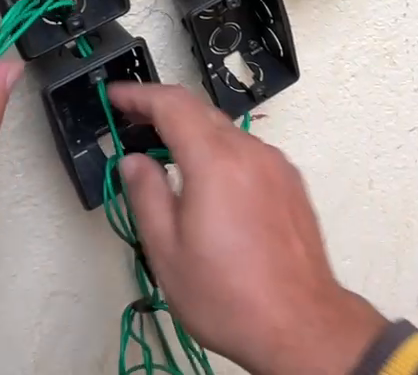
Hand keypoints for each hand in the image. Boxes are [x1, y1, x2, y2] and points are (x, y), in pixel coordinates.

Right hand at [109, 83, 386, 374]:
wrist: (299, 324)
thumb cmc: (231, 296)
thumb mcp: (167, 252)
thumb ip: (146, 195)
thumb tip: (134, 162)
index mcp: (215, 161)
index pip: (171, 104)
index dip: (139, 95)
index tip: (117, 95)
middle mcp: (249, 152)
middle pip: (200, 110)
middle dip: (162, 109)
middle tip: (133, 119)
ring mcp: (274, 164)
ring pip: (226, 130)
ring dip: (193, 131)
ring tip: (166, 152)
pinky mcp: (289, 180)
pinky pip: (248, 150)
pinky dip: (221, 151)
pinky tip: (208, 178)